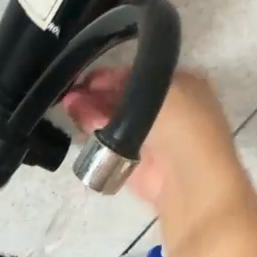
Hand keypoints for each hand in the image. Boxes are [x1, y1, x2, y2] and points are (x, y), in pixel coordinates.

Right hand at [63, 69, 254, 227]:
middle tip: (72, 94)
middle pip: (122, 99)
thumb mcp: (157, 90)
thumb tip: (94, 91)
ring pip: (112, 122)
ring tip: (70, 107)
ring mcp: (146, 138)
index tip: (87, 79)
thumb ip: (121, 88)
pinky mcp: (130, 162)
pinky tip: (79, 129)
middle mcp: (163, 111)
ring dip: (91, 114)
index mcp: (179, 86)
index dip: (112, 77)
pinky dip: (93, 138)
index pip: (138, 77)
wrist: (187, 180)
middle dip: (97, 95)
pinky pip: (107, 146)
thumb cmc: (183, 126)